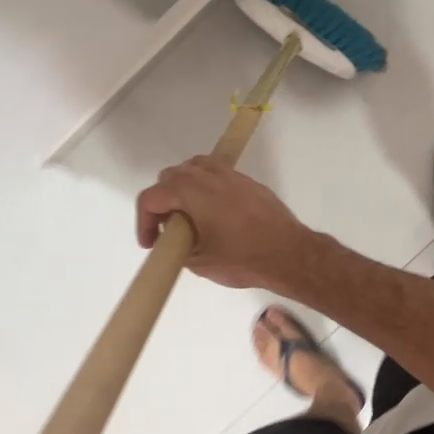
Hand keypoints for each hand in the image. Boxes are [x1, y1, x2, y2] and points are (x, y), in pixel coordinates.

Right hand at [136, 157, 328, 290]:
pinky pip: (219, 178)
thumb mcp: (201, 263)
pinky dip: (209, 191)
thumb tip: (179, 246)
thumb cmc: (242, 259)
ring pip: (196, 171)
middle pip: (171, 178)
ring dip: (185, 191)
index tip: (150, 244)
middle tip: (168, 229)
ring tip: (190, 218)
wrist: (290, 254)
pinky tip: (216, 216)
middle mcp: (207, 174)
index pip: (151, 198)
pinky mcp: (249, 183)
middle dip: (163, 202)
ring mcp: (231, 175)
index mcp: (188, 190)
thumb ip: (179, 250)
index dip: (144, 222)